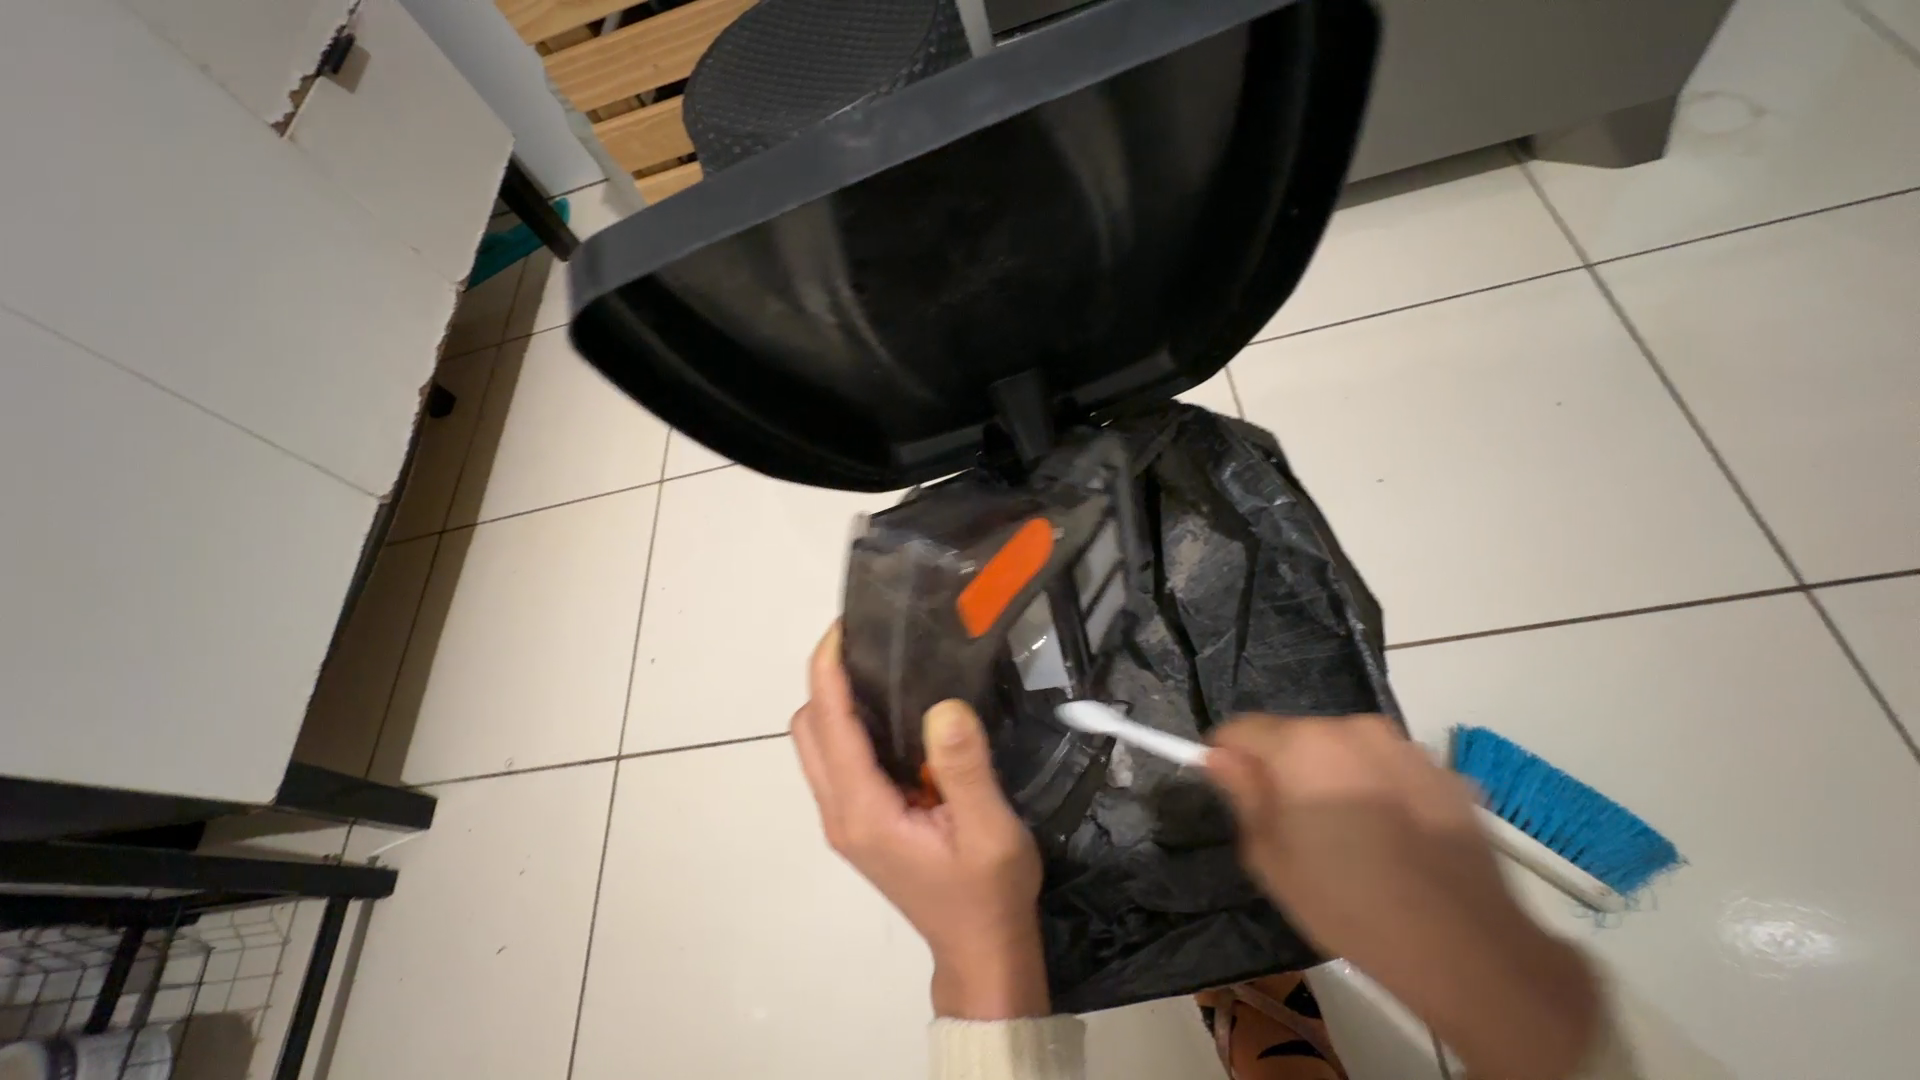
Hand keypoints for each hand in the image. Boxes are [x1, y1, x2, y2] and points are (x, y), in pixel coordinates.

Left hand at [791, 625, 1048, 1019]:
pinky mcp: (858, 825)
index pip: (830, 723)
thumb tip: (941, 704)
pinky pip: (836, 761)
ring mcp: (844, 821)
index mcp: (864, 811)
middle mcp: (839, 812)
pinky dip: (848, 728)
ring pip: (817, 745)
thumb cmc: (987, 894)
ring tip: (881, 669)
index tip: (846, 625)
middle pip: (809, 729)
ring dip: (835, 703)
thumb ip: (965, 768)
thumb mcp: (990, 831)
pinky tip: (891, 715)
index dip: (829, 669)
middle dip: (826, 679)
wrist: (980, 950)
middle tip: (871, 643)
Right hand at [1208, 715, 1600, 1079]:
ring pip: (1347, 750)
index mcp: (1301, 744)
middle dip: (1285, 767)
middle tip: (1292, 824)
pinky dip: (1381, 790)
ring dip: (1335, 776)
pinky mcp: (1447, 775)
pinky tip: (1394, 841)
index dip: (1227, 756)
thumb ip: (1241, 794)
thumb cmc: (1346, 901)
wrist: (1463, 945)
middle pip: (1297, 735)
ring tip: (1349, 834)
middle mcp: (1353, 729)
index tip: (1231, 789)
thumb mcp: (1270, 856)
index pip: (1241, 728)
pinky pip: (1392, 770)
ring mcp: (1406, 748)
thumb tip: (1220, 759)